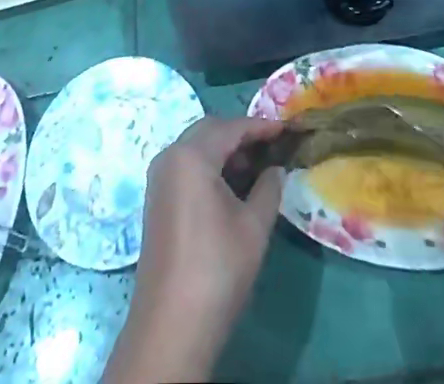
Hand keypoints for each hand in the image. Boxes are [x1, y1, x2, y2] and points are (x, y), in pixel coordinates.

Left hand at [104, 116, 284, 383]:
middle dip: (240, 134)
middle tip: (273, 146)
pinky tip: (232, 184)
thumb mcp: (254, 225)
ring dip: (224, 150)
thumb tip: (276, 168)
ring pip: (195, 147)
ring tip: (258, 166)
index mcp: (190, 156)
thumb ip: (268, 188)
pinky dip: (209, 165)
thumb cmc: (218, 267)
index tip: (287, 128)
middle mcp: (169, 156)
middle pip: (208, 131)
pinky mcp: (156, 196)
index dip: (260, 126)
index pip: (230, 127)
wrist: (173, 319)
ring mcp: (158, 176)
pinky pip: (185, 165)